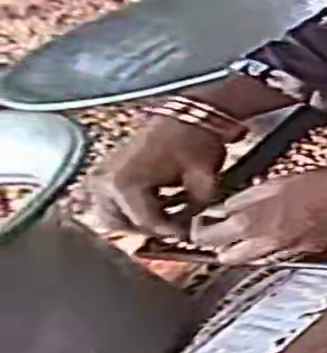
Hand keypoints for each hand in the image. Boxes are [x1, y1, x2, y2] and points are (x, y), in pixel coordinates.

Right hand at [92, 117, 229, 237]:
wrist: (186, 117)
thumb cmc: (196, 143)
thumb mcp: (204, 177)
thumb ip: (198, 203)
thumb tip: (195, 222)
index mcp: (125, 185)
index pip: (145, 221)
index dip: (171, 231)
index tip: (191, 235)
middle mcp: (102, 184)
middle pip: (119, 223)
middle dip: (151, 228)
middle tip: (180, 228)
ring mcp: (97, 178)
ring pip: (110, 214)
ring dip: (139, 219)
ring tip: (174, 215)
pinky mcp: (102, 173)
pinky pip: (110, 201)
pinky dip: (132, 207)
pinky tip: (163, 202)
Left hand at [189, 167, 326, 265]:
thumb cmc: (326, 181)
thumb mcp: (275, 184)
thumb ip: (243, 200)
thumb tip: (223, 210)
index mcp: (254, 222)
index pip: (206, 238)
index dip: (202, 229)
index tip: (207, 220)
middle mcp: (270, 241)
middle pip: (228, 258)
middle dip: (225, 245)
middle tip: (229, 231)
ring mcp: (294, 249)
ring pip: (256, 260)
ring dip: (251, 249)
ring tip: (259, 232)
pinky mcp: (315, 250)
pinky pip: (285, 256)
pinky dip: (279, 248)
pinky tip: (286, 234)